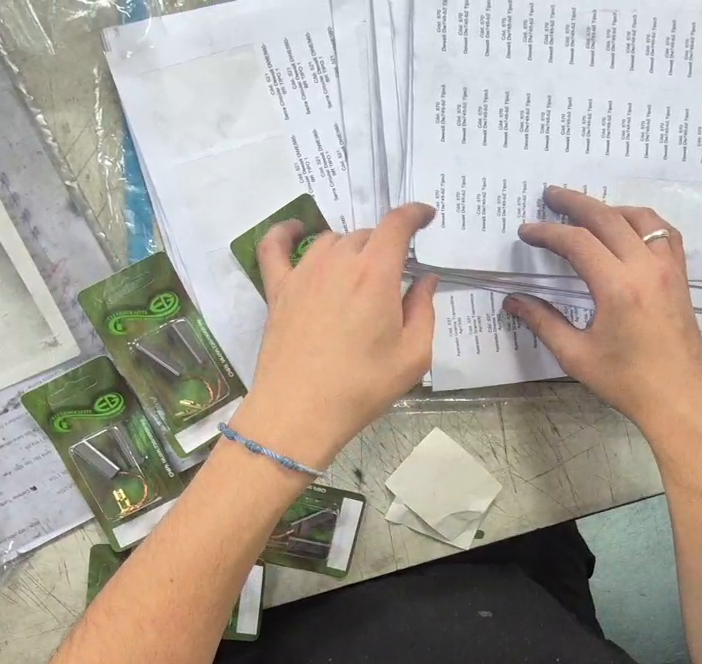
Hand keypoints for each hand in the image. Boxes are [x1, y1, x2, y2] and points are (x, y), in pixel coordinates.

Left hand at [228, 203, 439, 469]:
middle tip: (392, 278)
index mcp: (376, 274)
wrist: (300, 412)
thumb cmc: (362, 388)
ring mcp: (304, 273)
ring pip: (331, 241)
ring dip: (349, 250)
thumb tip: (425, 281)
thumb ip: (424, 312)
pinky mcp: (278, 290)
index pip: (397, 225)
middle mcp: (338, 262)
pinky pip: (275, 247)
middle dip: (384, 248)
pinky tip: (294, 230)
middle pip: (366, 236)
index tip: (425, 217)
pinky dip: (285, 232)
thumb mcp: (413, 357)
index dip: (414, 214)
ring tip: (357, 275)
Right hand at [504, 187, 701, 435]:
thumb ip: (543, 322)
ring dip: (610, 208)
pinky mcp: (680, 277)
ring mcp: (668, 269)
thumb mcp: (576, 356)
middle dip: (576, 203)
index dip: (548, 233)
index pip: (578, 243)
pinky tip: (628, 228)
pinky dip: (642, 221)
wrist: (678, 398)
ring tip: (587, 210)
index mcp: (618, 287)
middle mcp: (646, 268)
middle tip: (551, 195)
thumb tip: (514, 301)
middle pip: (608, 218)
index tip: (527, 231)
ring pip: (640, 218)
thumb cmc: (625, 382)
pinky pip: (664, 233)